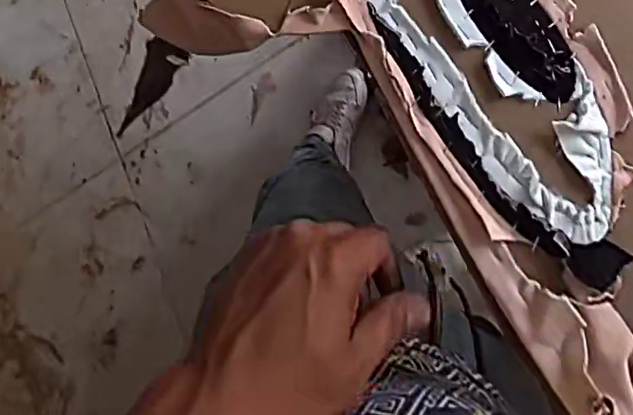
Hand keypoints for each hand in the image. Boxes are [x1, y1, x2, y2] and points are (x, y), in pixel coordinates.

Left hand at [132, 220, 430, 414]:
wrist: (218, 397)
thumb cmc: (280, 388)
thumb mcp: (352, 365)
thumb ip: (389, 323)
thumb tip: (414, 305)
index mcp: (333, 258)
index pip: (378, 239)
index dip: (388, 270)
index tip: (385, 296)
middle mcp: (300, 238)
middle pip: (344, 235)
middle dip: (354, 268)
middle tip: (351, 314)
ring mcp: (268, 243)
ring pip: (311, 239)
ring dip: (321, 265)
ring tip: (314, 315)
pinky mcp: (245, 254)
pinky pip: (281, 248)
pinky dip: (291, 267)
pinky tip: (285, 309)